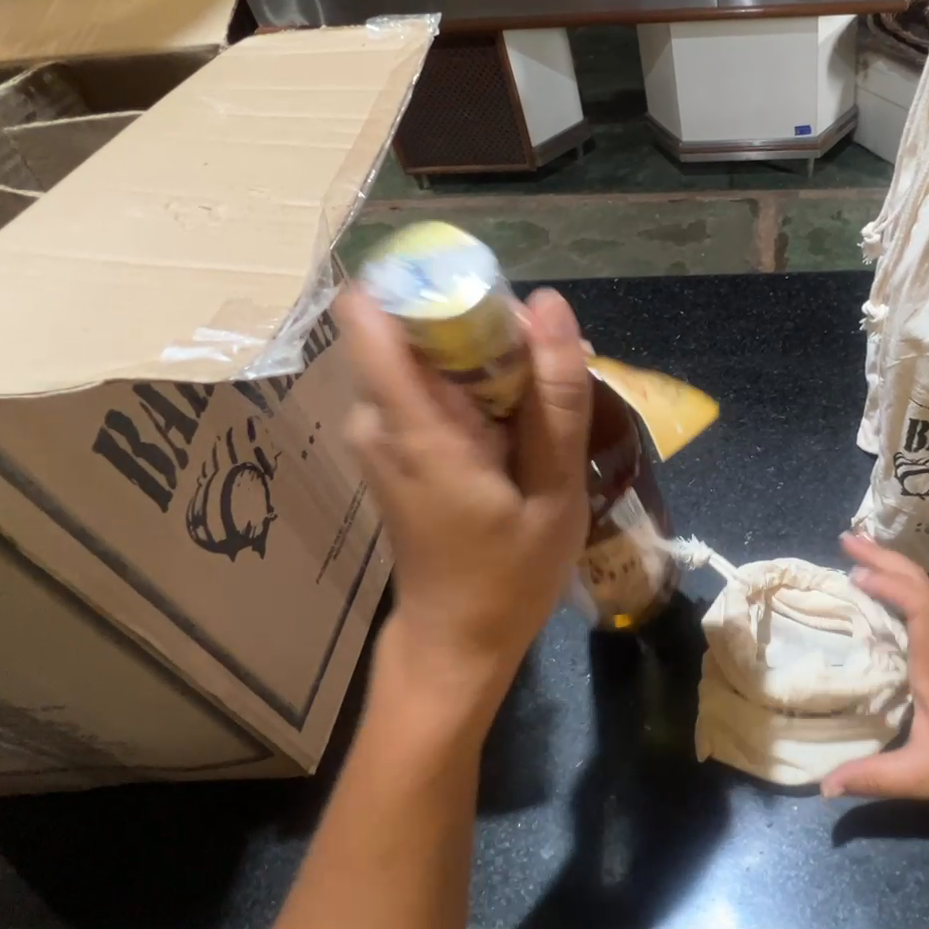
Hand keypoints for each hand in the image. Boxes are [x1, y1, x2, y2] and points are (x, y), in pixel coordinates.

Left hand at [335, 286, 591, 724]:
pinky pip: (429, 386)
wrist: (457, 642)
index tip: (499, 304)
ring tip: (540, 410)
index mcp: (413, 427)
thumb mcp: (553, 494)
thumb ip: (554, 400)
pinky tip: (517, 432)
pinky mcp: (391, 445)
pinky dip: (475, 390)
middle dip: (482, 330)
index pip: (374, 313)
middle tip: (546, 374)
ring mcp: (379, 433)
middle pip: (415, 327)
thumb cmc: (509, 577)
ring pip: (427, 355)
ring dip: (485, 362)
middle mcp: (377, 419)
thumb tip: (549, 304)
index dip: (433, 286)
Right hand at [822, 533, 928, 806]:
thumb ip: (873, 778)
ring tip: (857, 556)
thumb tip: (822, 787)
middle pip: (921, 584)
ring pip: (927, 590)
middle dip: (883, 556)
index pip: (921, 607)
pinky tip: (884, 592)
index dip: (889, 582)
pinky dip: (902, 587)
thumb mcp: (924, 777)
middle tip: (846, 538)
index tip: (855, 572)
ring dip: (892, 567)